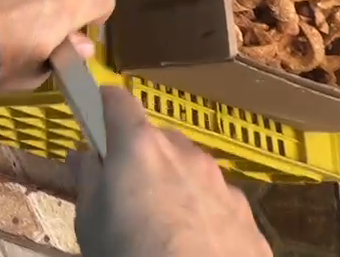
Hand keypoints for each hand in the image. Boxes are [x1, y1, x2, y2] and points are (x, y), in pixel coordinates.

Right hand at [72, 86, 269, 256]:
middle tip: (129, 196)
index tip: (96, 130)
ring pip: (192, 172)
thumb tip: (86, 157)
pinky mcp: (253, 226)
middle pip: (158, 138)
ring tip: (167, 233)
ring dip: (177, 187)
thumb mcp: (89, 220)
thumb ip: (88, 178)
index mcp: (140, 144)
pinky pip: (219, 207)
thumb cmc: (130, 256)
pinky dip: (207, 220)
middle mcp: (185, 154)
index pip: (117, 98)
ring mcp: (224, 188)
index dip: (103, 110)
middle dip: (143, 157)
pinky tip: (198, 254)